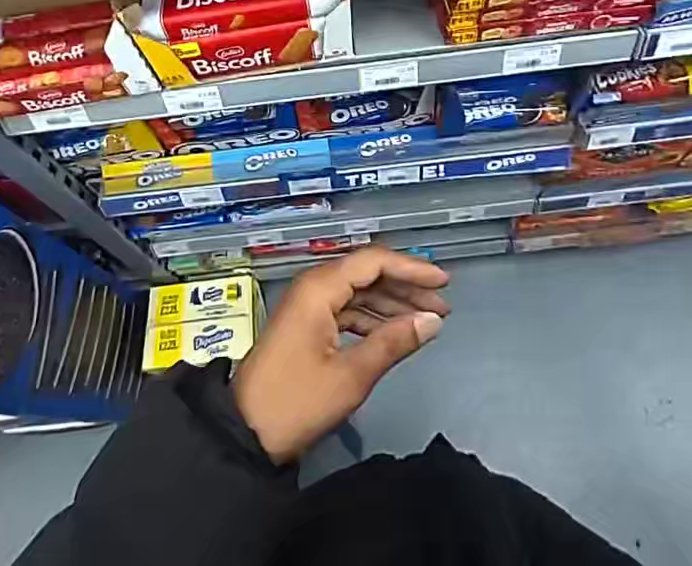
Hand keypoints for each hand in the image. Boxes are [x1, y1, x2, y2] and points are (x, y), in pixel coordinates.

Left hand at [232, 248, 448, 464]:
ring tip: (427, 320)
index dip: (411, 268)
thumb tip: (432, 320)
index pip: (373, 261)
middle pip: (366, 273)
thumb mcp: (351, 375)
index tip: (443, 281)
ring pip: (358, 291)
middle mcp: (313, 286)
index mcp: (320, 288)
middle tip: (442, 305)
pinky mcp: (307, 323)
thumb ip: (393, 342)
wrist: (247, 430)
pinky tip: (396, 334)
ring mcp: (309, 304)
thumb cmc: (297, 401)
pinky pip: (346, 309)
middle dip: (405, 286)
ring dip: (392, 303)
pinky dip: (373, 318)